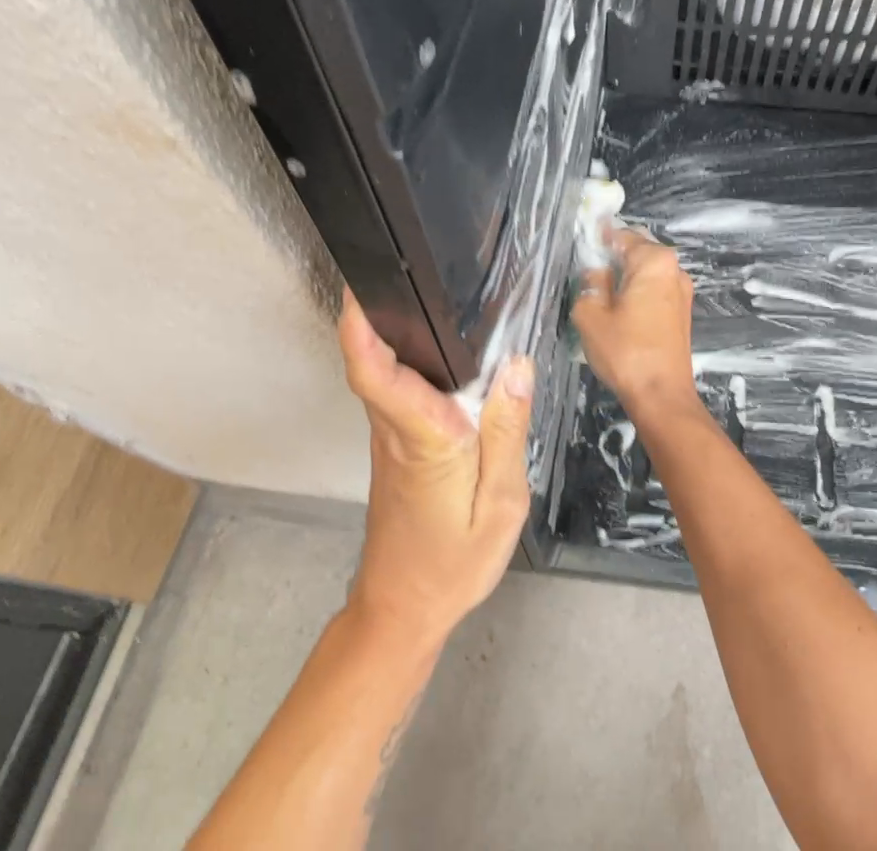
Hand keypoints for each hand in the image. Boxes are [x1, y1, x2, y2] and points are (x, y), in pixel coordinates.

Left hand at [338, 290, 532, 641]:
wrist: (404, 606)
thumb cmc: (453, 563)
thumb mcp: (500, 503)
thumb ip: (506, 432)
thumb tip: (517, 367)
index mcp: (422, 438)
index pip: (374, 372)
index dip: (359, 324)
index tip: (363, 282)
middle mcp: (395, 431)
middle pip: (377, 361)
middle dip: (384, 311)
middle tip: (412, 270)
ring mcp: (389, 440)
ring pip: (387, 376)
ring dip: (398, 336)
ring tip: (437, 301)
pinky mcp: (395, 450)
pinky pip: (400, 396)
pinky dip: (414, 367)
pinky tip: (452, 363)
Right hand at [571, 227, 699, 410]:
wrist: (661, 395)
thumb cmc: (625, 351)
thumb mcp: (591, 315)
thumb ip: (589, 285)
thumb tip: (596, 274)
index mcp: (654, 261)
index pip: (621, 236)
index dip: (597, 239)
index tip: (579, 245)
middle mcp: (674, 270)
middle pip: (637, 252)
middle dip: (611, 258)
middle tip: (583, 273)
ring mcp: (682, 293)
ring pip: (646, 274)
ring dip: (623, 278)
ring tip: (597, 293)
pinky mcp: (681, 314)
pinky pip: (654, 292)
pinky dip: (636, 294)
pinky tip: (617, 310)